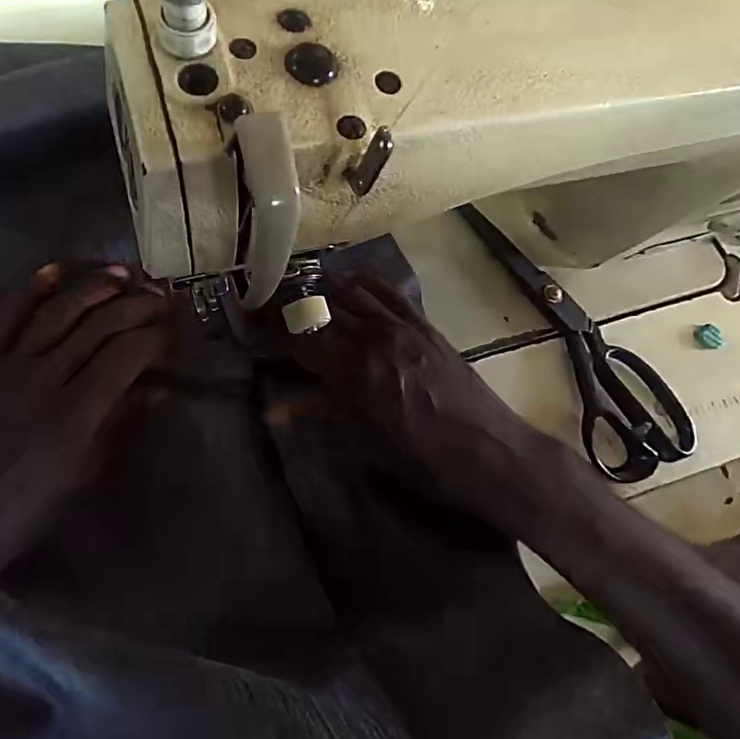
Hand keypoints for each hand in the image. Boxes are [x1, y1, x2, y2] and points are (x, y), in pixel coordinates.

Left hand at [0, 263, 172, 575]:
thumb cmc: (26, 510)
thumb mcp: (88, 472)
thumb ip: (123, 424)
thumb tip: (159, 388)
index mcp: (75, 415)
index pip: (127, 353)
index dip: (157, 334)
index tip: (174, 330)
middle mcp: (44, 380)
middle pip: (100, 324)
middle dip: (138, 304)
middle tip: (163, 296)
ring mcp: (9, 368)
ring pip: (60, 311)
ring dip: (96, 286)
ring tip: (125, 273)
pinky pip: (10, 318)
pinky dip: (34, 288)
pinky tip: (58, 268)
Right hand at [282, 273, 578, 528]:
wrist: (490, 451)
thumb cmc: (425, 460)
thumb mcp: (367, 443)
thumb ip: (320, 416)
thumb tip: (274, 412)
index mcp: (355, 372)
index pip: (299, 342)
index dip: (270, 335)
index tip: (248, 328)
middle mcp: (374, 338)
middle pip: (321, 311)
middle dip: (288, 309)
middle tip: (265, 307)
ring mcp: (401, 326)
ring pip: (351, 294)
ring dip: (320, 289)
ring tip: (298, 290)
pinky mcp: (423, 324)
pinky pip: (389, 292)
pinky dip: (364, 281)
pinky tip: (349, 279)